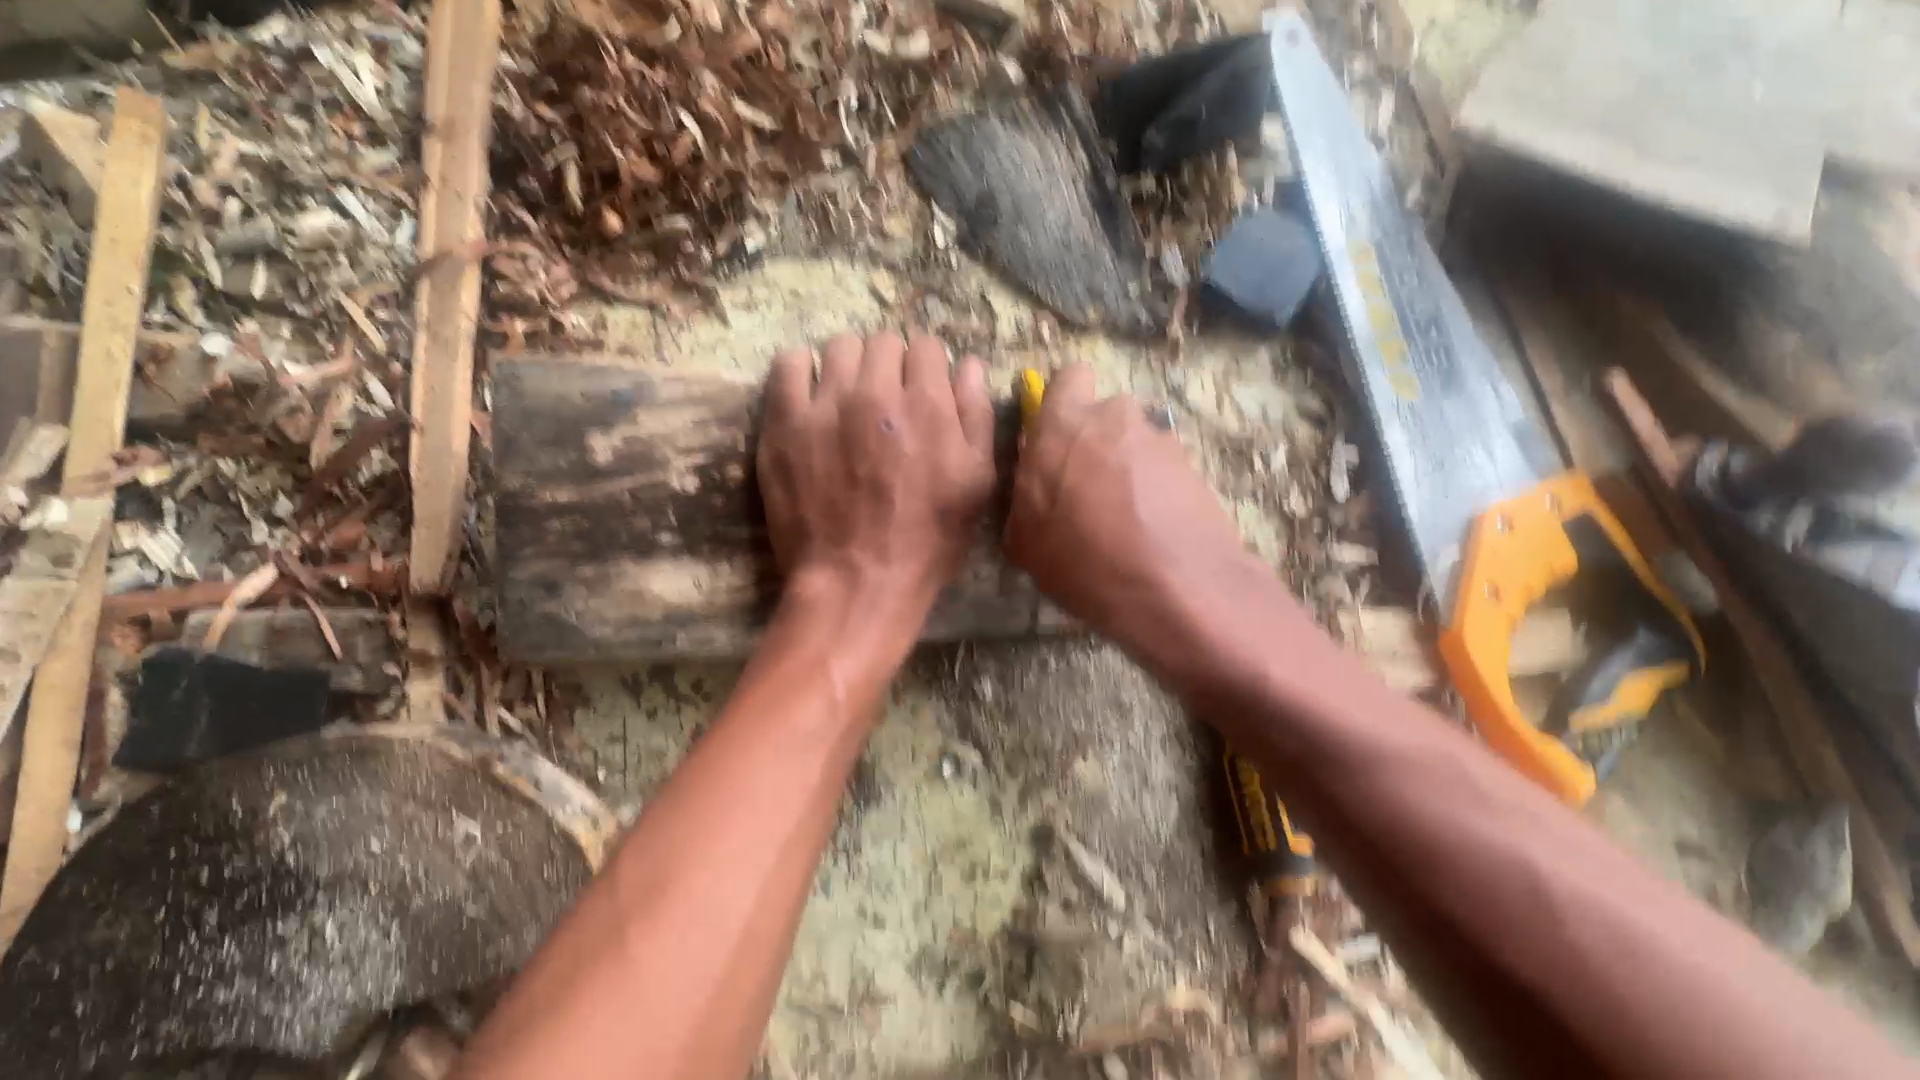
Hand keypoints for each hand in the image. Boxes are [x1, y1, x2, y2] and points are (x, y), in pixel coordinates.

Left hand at [758, 332, 995, 614]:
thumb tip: (970, 366)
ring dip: (851, 366)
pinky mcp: (785, 422)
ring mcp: (826, 404)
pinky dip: (803, 371)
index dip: (927, 370)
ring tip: (849, 400)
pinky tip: (812, 397)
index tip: (921, 394)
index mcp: (928, 404)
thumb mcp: (976, 484)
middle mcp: (877, 392)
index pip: (927, 347)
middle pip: (884, 342)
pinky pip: (790, 365)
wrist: (858, 581)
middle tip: (887, 403)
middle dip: (891, 366)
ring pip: (840, 346)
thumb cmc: (927, 541)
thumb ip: (976, 417)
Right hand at [1006, 364, 1259, 653]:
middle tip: (1090, 491)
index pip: (1069, 378)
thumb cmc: (1083, 562)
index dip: (1066, 404)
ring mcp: (1159, 439)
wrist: (1175, 587)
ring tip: (1127, 521)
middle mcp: (1113, 417)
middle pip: (1104, 415)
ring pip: (1136, 443)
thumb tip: (1032, 489)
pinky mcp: (1194, 465)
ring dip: (1129, 469)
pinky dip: (1158, 492)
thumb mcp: (1026, 543)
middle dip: (1098, 442)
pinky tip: (1154, 532)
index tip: (1059, 441)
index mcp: (1062, 424)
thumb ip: (1024, 499)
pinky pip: (1164, 470)